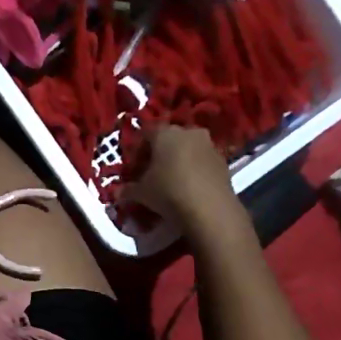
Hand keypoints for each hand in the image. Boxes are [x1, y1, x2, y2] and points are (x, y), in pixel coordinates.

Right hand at [126, 126, 252, 246]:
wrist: (209, 208)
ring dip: (179, 161)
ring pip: (188, 149)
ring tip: (172, 182)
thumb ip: (128, 190)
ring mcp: (209, 144)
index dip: (138, 151)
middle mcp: (189, 132)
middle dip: (159, 155)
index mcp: (166, 133)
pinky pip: (202, 161)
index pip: (146, 134)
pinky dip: (194, 170)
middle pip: (169, 140)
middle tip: (152, 174)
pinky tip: (190, 188)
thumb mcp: (142, 193)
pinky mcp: (223, 160)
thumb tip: (117, 193)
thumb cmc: (168, 192)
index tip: (134, 168)